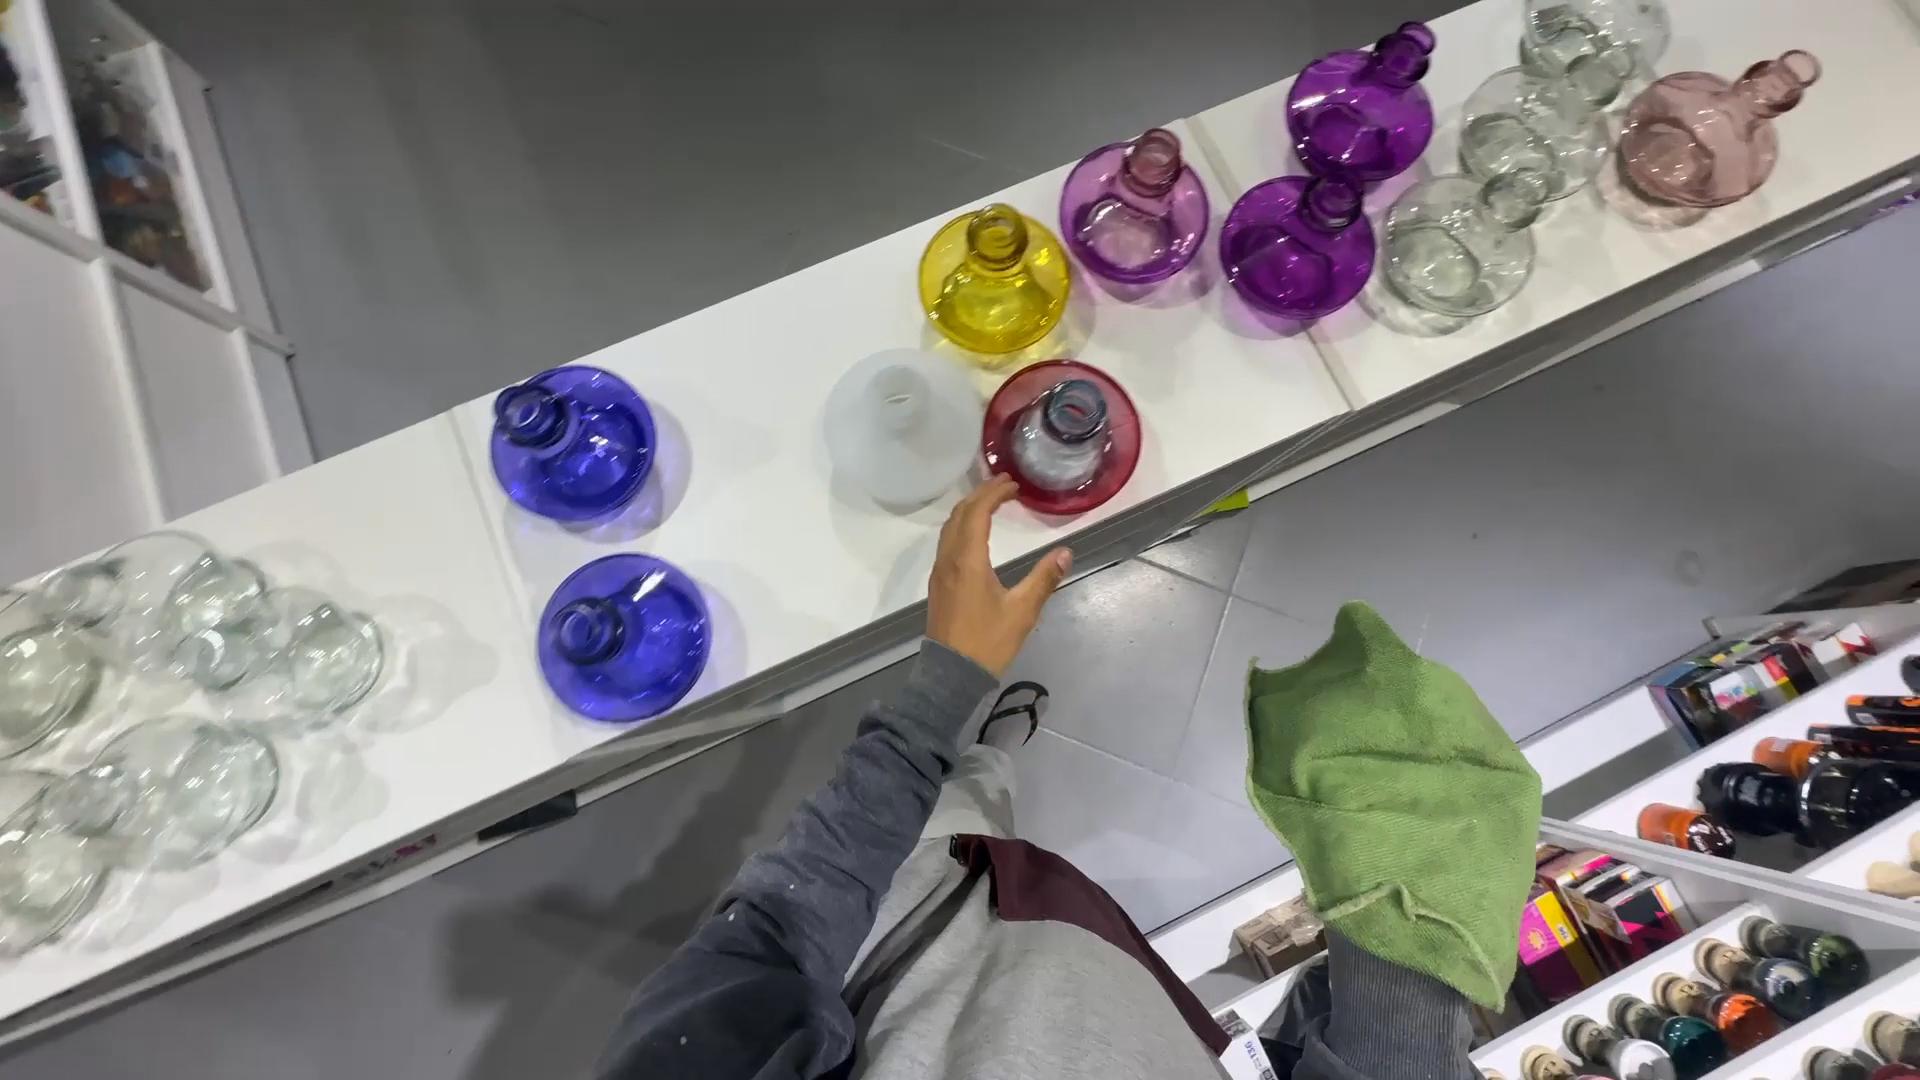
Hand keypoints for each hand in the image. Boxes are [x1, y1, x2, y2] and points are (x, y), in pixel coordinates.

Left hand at [925, 476, 1071, 676]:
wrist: (952, 675)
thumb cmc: (988, 642)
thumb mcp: (1022, 611)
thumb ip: (1043, 579)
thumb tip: (1066, 553)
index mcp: (967, 561)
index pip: (977, 514)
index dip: (993, 494)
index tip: (1013, 485)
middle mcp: (948, 560)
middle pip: (959, 515)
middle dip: (981, 496)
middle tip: (1005, 487)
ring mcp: (940, 572)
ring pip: (949, 529)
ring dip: (969, 510)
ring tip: (991, 503)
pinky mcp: (939, 585)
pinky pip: (947, 543)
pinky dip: (962, 527)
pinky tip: (976, 534)